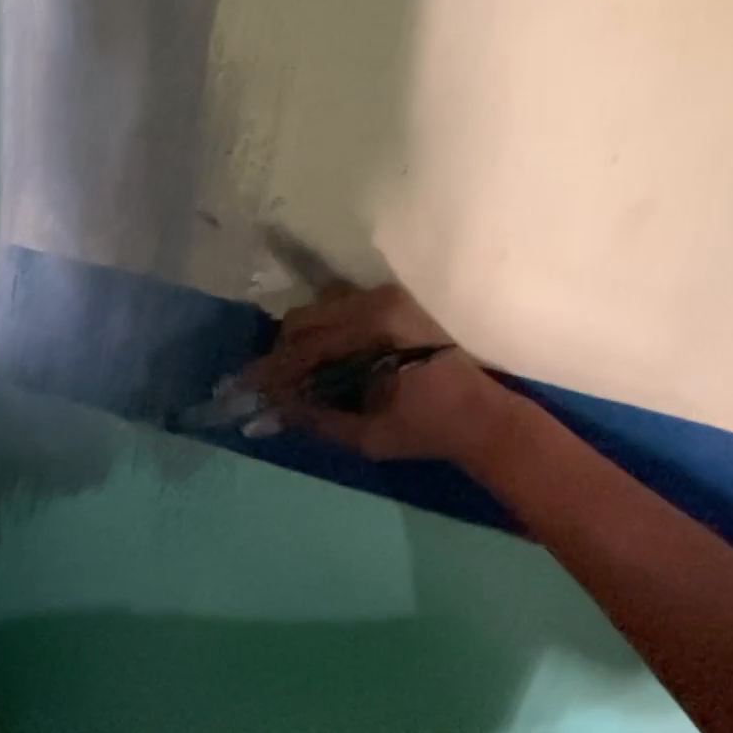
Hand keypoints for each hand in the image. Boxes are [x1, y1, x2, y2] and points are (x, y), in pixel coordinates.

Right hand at [244, 283, 505, 460]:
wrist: (486, 418)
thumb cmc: (430, 431)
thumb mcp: (370, 436)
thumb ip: (319, 419)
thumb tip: (275, 406)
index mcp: (376, 330)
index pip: (307, 346)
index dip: (274, 370)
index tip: (246, 387)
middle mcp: (377, 302)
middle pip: (306, 318)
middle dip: (283, 353)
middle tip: (271, 385)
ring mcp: (385, 296)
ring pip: (318, 309)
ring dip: (301, 339)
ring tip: (296, 373)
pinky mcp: (391, 300)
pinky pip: (339, 307)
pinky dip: (321, 331)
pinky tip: (319, 358)